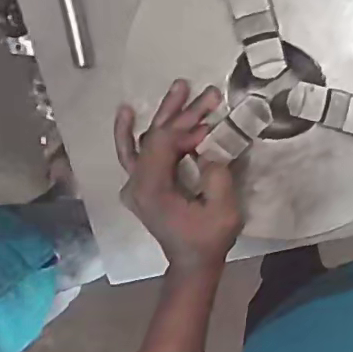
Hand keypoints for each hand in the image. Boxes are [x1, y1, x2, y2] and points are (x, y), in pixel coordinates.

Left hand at [114, 80, 242, 273]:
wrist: (193, 263)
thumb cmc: (209, 239)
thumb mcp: (222, 209)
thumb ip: (216, 175)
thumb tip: (209, 150)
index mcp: (152, 189)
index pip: (164, 144)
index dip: (188, 128)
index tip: (212, 124)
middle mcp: (136, 183)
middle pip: (154, 136)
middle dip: (180, 113)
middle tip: (204, 91)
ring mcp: (135, 185)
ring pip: (144, 140)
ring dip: (164, 114)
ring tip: (180, 88)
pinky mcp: (142, 185)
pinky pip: (133, 154)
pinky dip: (132, 132)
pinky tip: (130, 112)